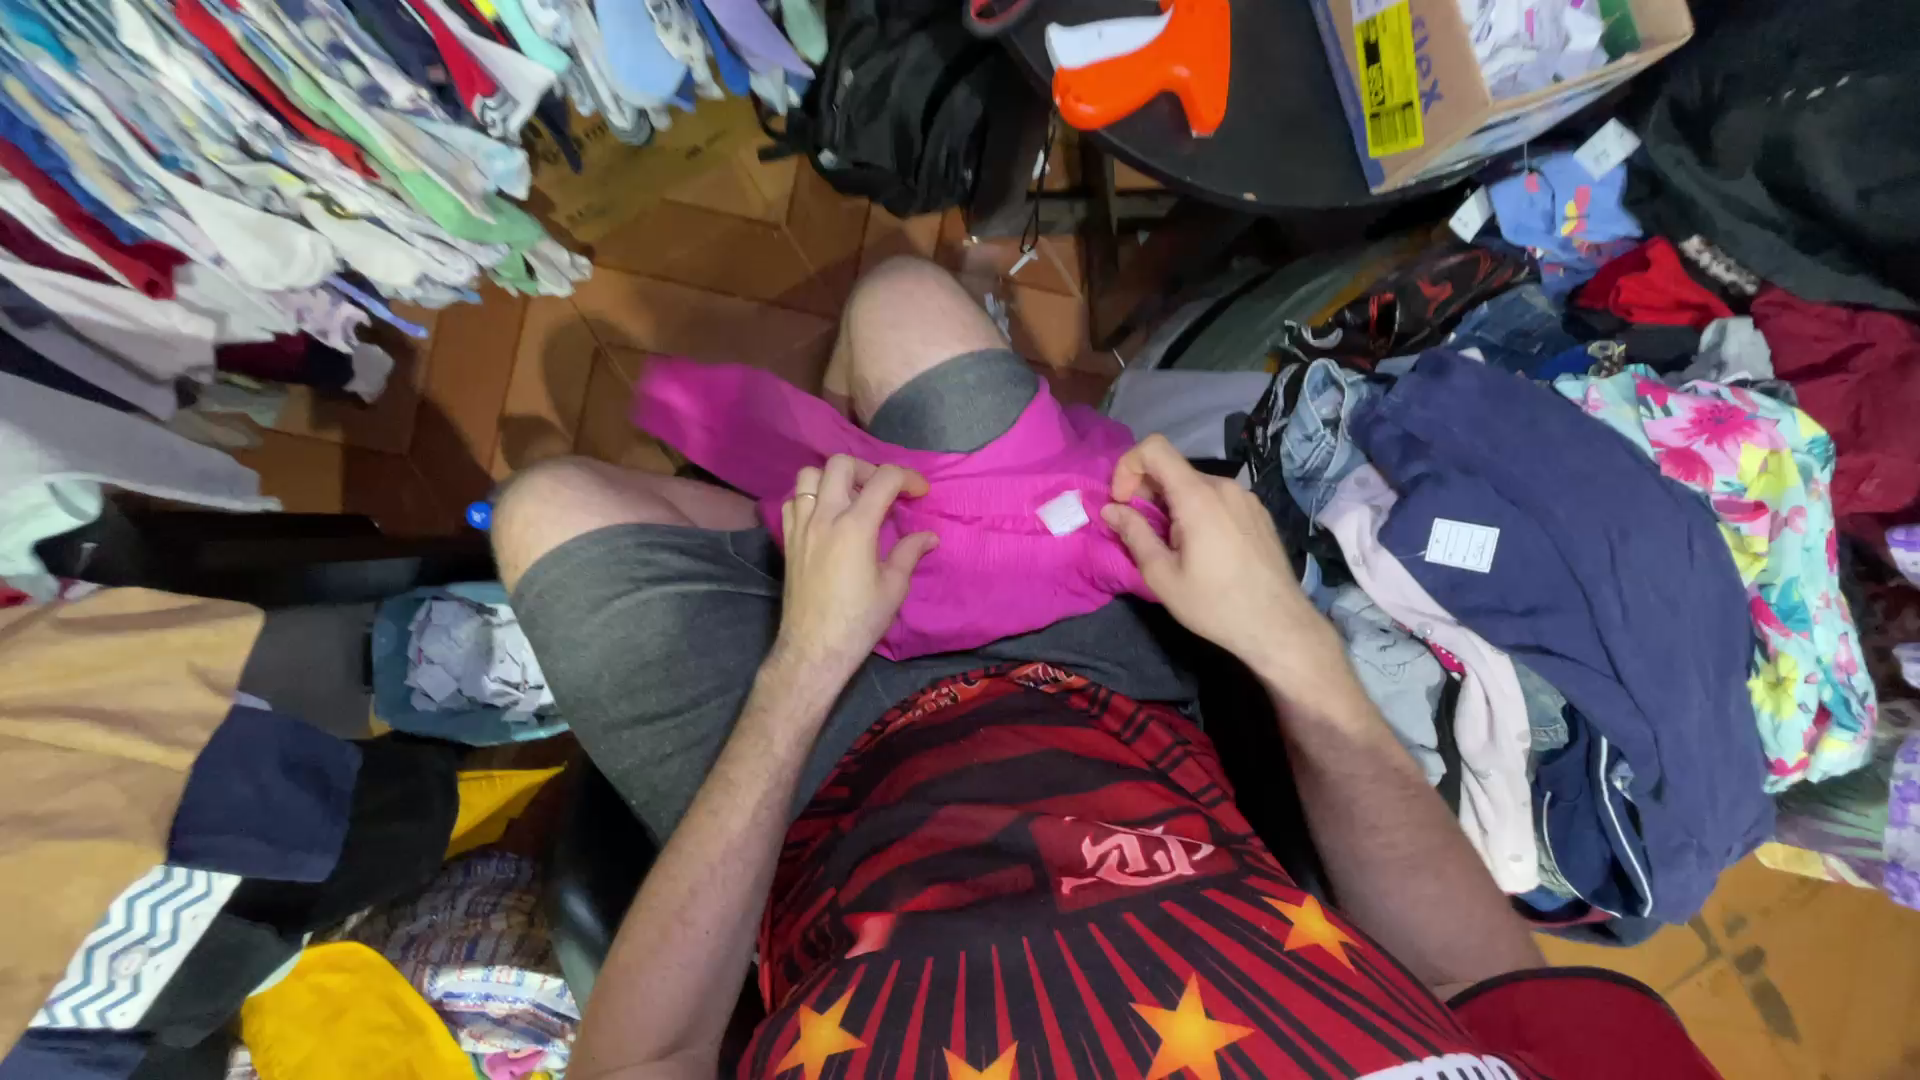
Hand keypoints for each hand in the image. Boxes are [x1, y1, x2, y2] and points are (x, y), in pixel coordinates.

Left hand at [770, 455, 937, 686]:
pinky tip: (827, 515)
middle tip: (885, 491)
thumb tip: (928, 537)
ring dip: (835, 478)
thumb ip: (909, 553)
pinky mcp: (787, 540)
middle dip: (869, 469)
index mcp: (855, 526)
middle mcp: (824, 517)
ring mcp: (800, 526)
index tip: (920, 493)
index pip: (884, 479)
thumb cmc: (859, 621)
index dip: (908, 478)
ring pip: (810, 475)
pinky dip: (811, 497)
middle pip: (841, 464)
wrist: (814, 648)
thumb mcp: (894, 587)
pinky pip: (794, 501)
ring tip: (853, 497)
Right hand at [1103, 435, 1345, 691]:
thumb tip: (1110, 510)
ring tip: (1175, 548)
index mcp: (1198, 496)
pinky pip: (1217, 499)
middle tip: (1144, 535)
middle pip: (1173, 470)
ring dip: (1173, 507)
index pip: (1154, 448)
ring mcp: (1246, 498)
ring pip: (1195, 486)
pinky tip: (1204, 550)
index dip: (1129, 467)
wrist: (1279, 626)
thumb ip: (1133, 534)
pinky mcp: (1258, 513)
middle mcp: (1225, 486)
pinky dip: (1197, 512)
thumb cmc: (1214, 604)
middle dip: (1148, 494)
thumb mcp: (1161, 575)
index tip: (1124, 503)